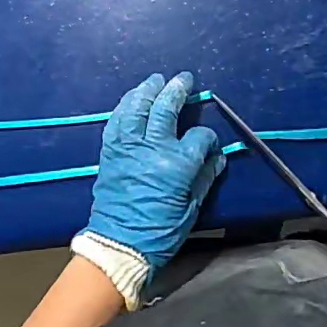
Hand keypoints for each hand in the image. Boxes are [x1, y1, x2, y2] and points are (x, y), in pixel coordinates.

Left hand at [76, 73, 225, 302]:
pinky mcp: (111, 154)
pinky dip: (125, 108)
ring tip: (155, 80)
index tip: (208, 142)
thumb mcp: (193, 206)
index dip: (207, 137)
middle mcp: (153, 149)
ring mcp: (129, 149)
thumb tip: (215, 156)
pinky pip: (117, 123)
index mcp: (178, 163)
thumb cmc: (161, 230)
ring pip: (137, 109)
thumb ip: (205, 176)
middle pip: (165, 109)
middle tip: (183, 78)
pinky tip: (131, 100)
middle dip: (177, 90)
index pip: (199, 135)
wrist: (119, 248)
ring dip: (146, 91)